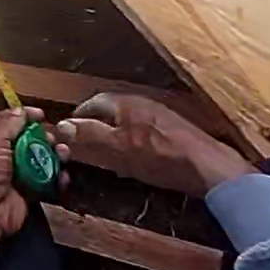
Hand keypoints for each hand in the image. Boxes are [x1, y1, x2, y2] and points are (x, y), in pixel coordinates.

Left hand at [0, 108, 69, 247]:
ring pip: (42, 160)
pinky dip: (58, 178)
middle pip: (30, 140)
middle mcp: (6, 156)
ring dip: (55, 156)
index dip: (25, 117)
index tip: (41, 114)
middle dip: (44, 137)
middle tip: (53, 139)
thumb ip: (8, 125)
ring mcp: (19, 174)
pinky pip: (48, 181)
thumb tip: (21, 110)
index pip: (10, 123)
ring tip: (63, 155)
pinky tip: (63, 176)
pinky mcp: (31, 192)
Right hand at [57, 93, 253, 197]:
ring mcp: (158, 114)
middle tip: (85, 142)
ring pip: (126, 119)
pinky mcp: (172, 129)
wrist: (209, 167)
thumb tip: (61, 125)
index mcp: (124, 103)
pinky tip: (134, 157)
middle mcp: (140, 102)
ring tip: (106, 151)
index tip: (69, 131)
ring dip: (112, 132)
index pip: (92, 102)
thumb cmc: (160, 157)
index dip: (78, 117)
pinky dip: (130, 139)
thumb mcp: (119, 148)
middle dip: (94, 124)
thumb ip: (90, 135)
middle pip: (109, 109)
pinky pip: (142, 128)